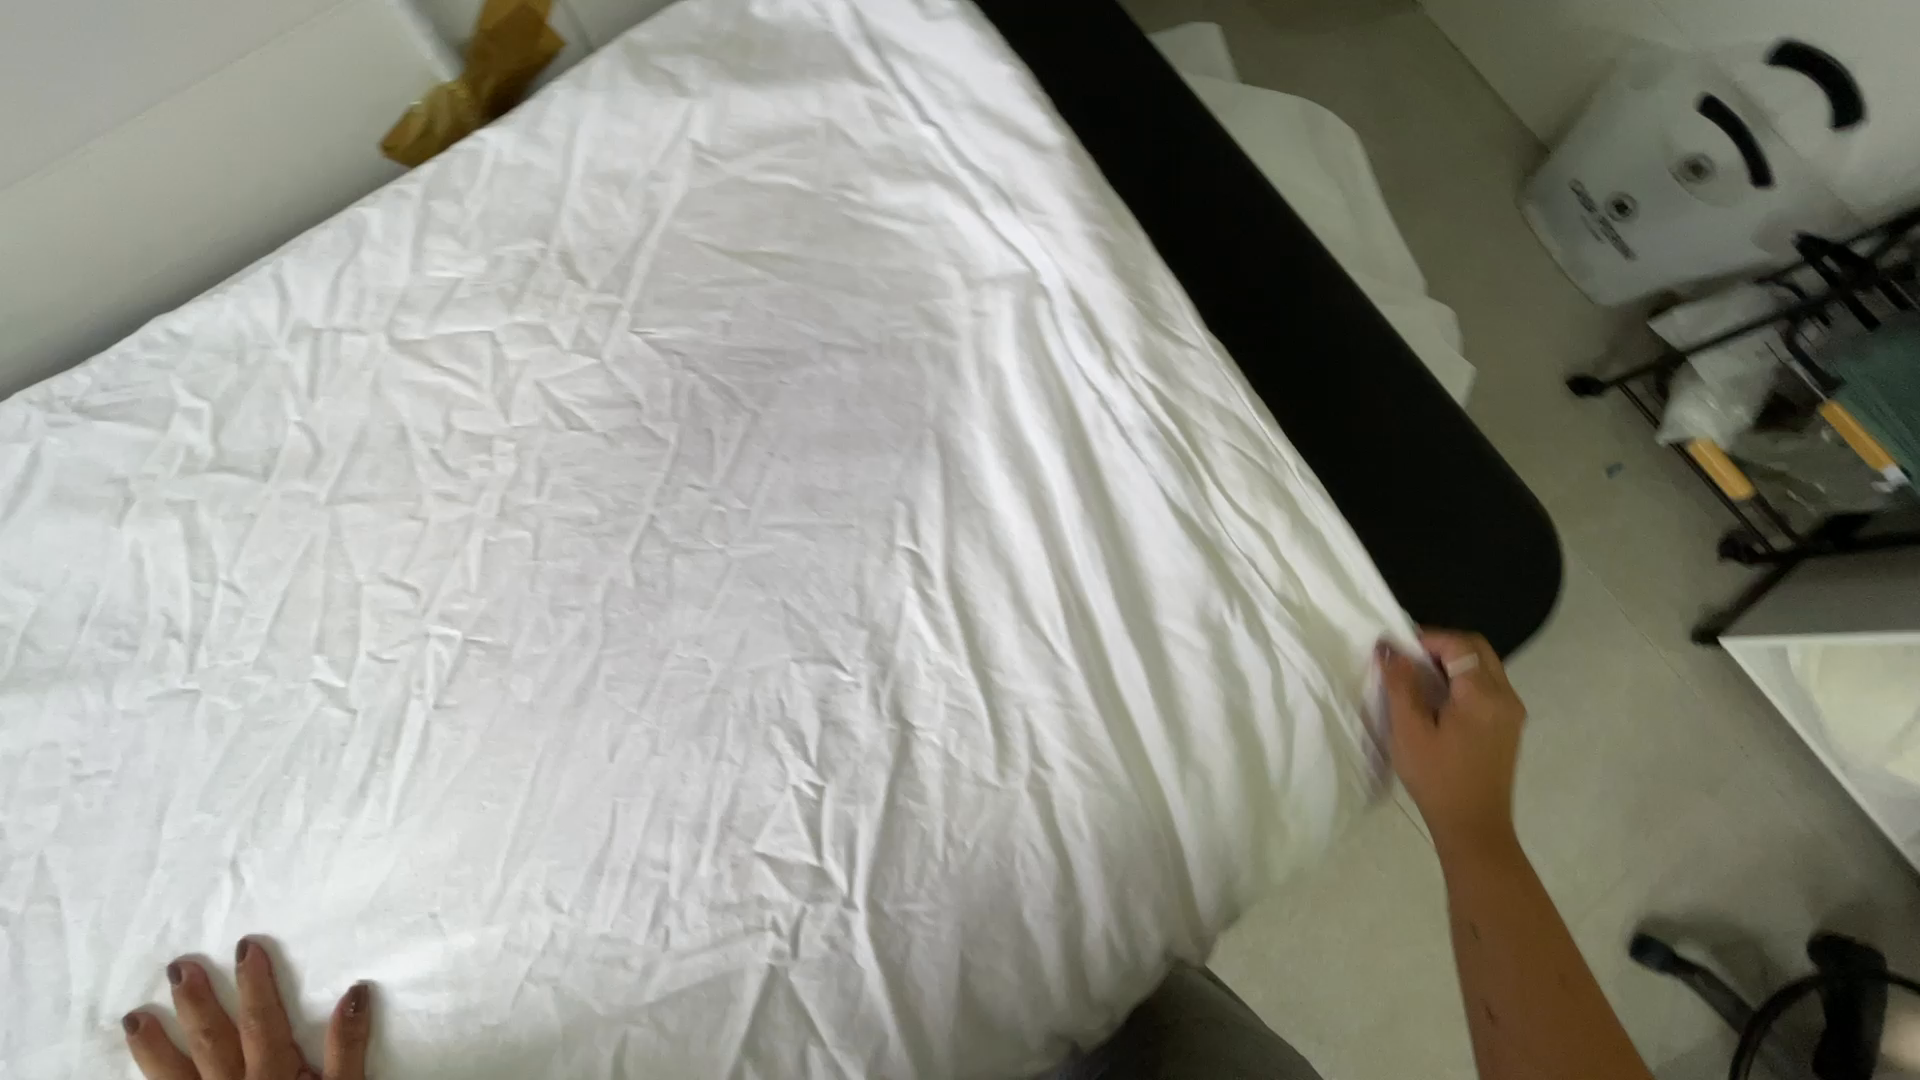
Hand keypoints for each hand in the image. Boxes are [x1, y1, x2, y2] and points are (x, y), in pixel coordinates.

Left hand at [120, 938, 371, 1079]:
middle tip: (178, 968)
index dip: (255, 981)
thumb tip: (356, 992)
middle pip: (211, 1040)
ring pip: (173, 1076)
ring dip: (154, 1046)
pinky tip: (138, 1077)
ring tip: (134, 1018)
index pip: (262, 1018)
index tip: (246, 946)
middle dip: (196, 1003)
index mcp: (272, 1075)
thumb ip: (348, 1047)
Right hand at [1379, 628, 1526, 858]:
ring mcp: (1511, 712)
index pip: (1459, 645)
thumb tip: (1390, 650)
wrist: (1473, 825)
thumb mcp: (1408, 729)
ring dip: (1451, 661)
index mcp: (1483, 695)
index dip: (1426, 639)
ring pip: (1484, 666)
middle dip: (1441, 645)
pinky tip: (1436, 699)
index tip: (1395, 650)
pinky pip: (1487, 685)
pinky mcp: (1508, 725)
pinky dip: (1462, 679)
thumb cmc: (1436, 777)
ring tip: (1417, 677)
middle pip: (1477, 649)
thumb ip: (1401, 684)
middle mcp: (1506, 697)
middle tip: (1406, 658)